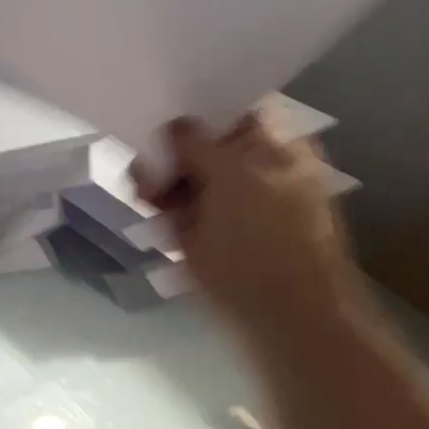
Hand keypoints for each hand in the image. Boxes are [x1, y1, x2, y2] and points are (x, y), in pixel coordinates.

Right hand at [134, 116, 364, 339]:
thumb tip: (175, 122)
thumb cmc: (263, 242)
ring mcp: (241, 205)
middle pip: (204, 146)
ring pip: (190, 180)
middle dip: (170, 154)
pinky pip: (186, 211)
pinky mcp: (221, 236)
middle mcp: (262, 169)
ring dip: (163, 184)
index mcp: (278, 146)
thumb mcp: (231, 178)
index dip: (193, 113)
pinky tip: (156, 218)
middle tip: (144, 170)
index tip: (155, 119)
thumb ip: (199, 144)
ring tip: (147, 200)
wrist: (283, 316)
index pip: (229, 112)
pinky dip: (168, 211)